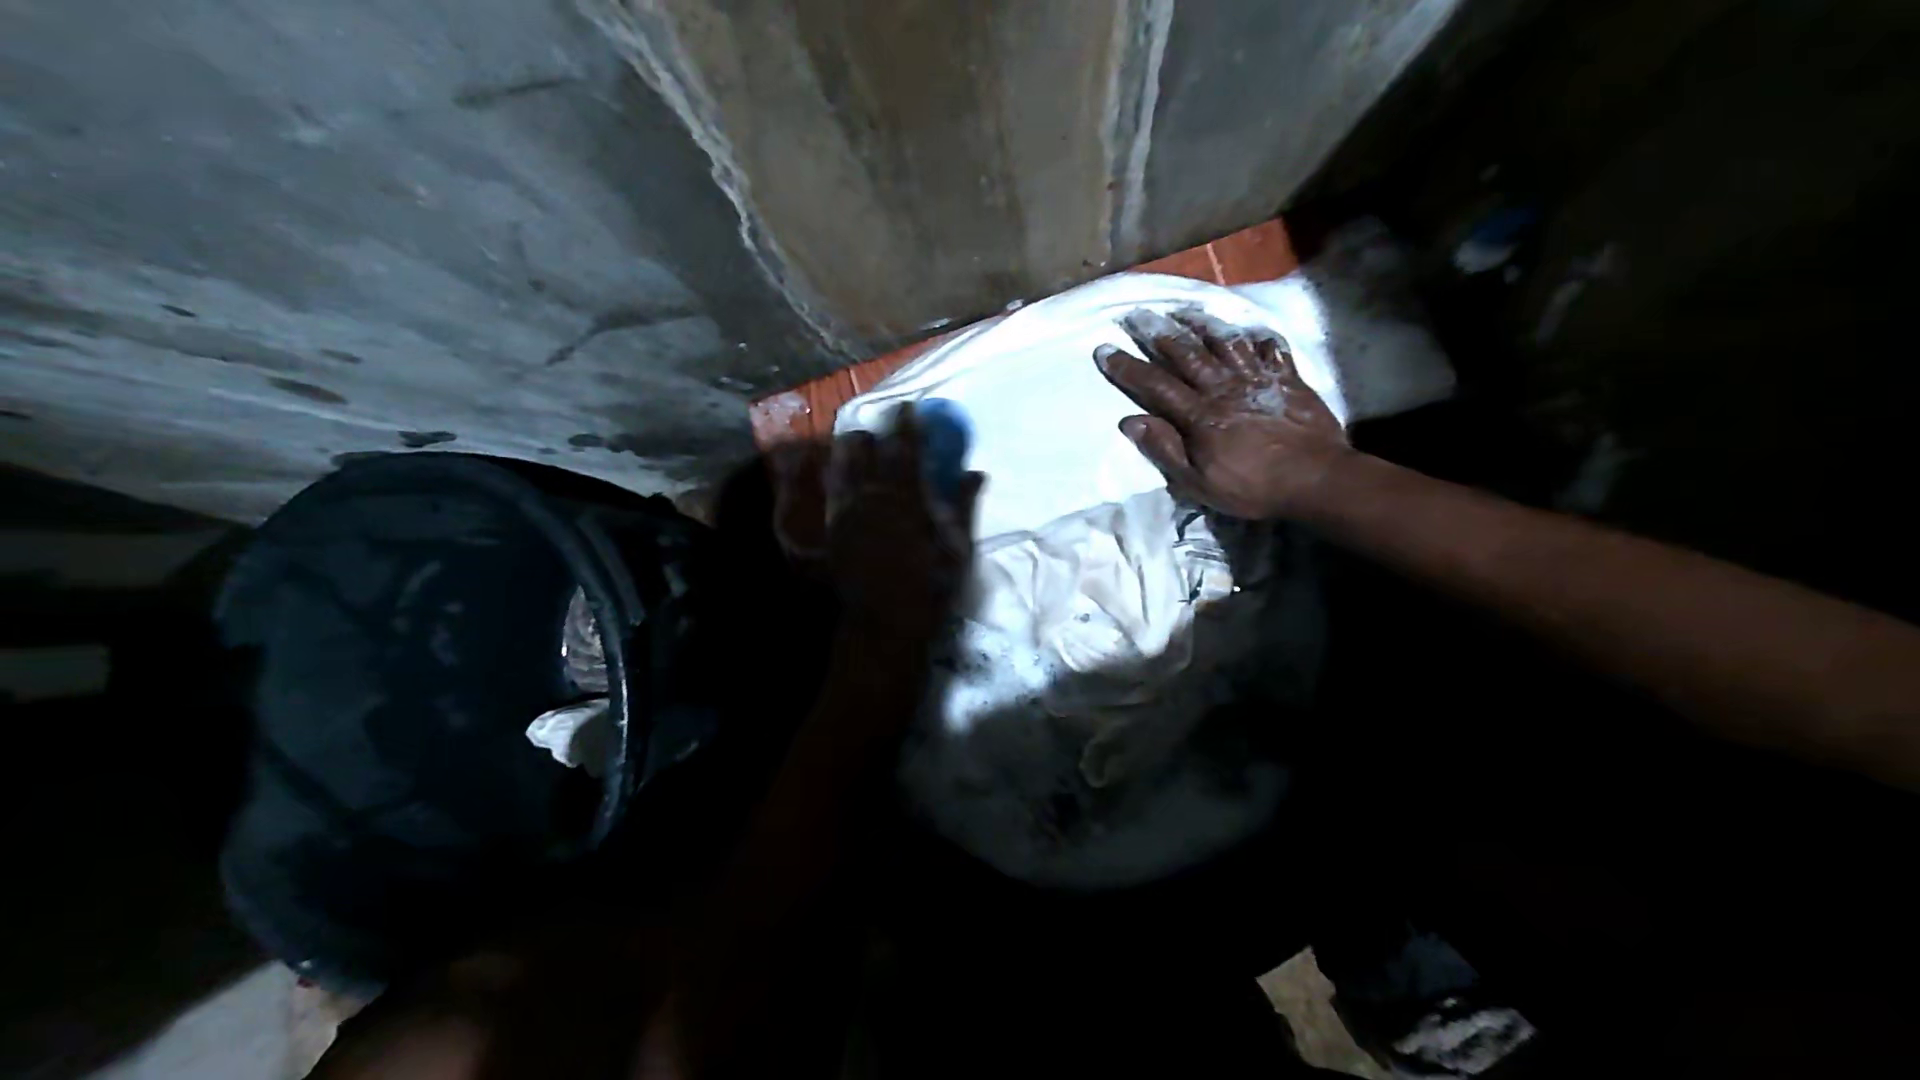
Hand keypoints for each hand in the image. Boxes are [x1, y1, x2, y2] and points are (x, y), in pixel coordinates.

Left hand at [825, 410, 983, 641]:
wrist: (885, 625)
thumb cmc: (928, 588)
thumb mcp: (956, 548)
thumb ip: (962, 505)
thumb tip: (976, 472)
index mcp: (904, 499)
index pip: (906, 450)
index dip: (907, 425)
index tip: (909, 407)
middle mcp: (869, 499)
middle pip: (865, 452)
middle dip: (871, 433)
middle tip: (877, 426)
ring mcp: (844, 516)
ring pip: (839, 468)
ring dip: (845, 451)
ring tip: (850, 441)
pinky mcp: (830, 533)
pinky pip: (823, 496)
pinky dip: (824, 478)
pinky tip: (825, 472)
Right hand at [1094, 308, 1352, 519]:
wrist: (1314, 479)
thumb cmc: (1251, 487)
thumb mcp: (1197, 481)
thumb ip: (1164, 449)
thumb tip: (1130, 422)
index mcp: (1199, 415)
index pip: (1155, 384)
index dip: (1127, 367)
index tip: (1105, 349)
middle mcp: (1224, 387)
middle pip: (1186, 353)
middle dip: (1157, 332)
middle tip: (1137, 314)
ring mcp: (1258, 379)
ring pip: (1225, 342)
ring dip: (1202, 324)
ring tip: (1185, 311)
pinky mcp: (1288, 379)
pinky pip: (1271, 349)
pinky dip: (1258, 338)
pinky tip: (1250, 332)